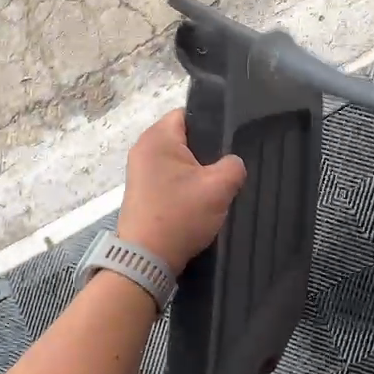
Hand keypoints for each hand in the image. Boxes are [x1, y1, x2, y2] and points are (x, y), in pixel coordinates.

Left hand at [118, 110, 246, 274]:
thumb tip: (232, 164)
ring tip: (218, 185)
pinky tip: (201, 201)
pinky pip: (170, 179)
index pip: (189, 113)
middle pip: (184, 138)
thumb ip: (233, 165)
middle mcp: (144, 149)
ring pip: (179, 161)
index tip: (232, 142)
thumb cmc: (180, 215)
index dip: (213, 123)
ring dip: (197, 172)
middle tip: (230, 166)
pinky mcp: (142, 192)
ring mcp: (140, 172)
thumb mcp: (218, 187)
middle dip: (207, 150)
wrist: (147, 259)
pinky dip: (185, 187)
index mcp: (157, 137)